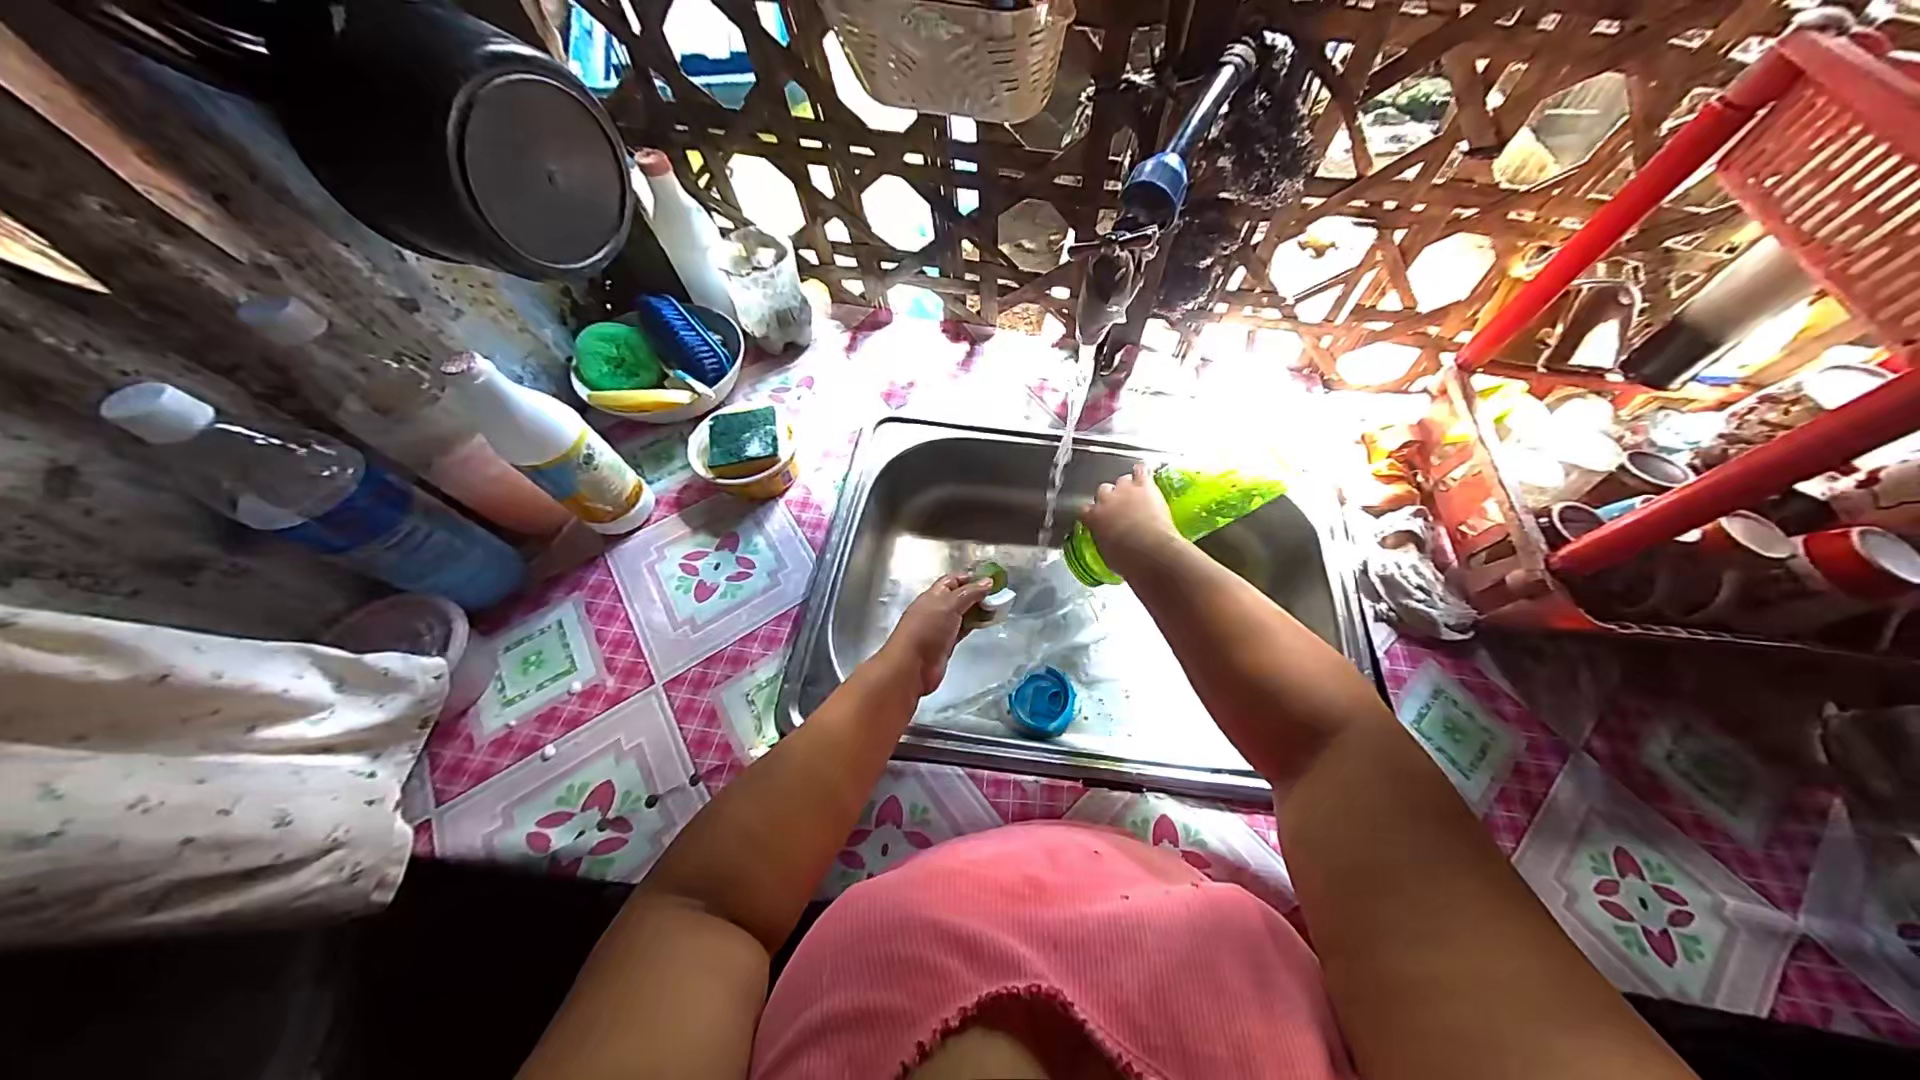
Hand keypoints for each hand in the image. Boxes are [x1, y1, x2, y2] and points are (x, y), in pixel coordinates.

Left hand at [879, 573, 995, 694]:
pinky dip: (975, 624)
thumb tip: (988, 581)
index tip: (991, 579)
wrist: (912, 665)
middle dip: (978, 594)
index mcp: (933, 595)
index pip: (953, 581)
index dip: (971, 578)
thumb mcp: (949, 605)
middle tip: (1000, 594)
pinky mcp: (947, 643)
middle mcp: (937, 609)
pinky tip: (987, 622)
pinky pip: (964, 629)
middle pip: (960, 597)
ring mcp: (941, 627)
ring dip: (978, 610)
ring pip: (963, 613)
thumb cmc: (927, 629)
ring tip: (999, 607)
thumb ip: (969, 593)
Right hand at [1082, 463, 1182, 577]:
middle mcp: (1105, 501)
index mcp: (1093, 519)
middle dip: (1109, 497)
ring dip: (1127, 486)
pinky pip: (1140, 470)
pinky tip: (1145, 473)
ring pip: (1122, 479)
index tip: (1097, 518)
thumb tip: (1110, 545)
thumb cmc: (1128, 560)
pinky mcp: (1143, 486)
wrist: (1149, 551)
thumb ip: (1105, 542)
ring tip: (1135, 493)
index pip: (1085, 510)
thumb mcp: (1107, 555)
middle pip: (1102, 490)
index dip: (1093, 513)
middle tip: (1119, 507)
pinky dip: (1142, 471)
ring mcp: (1124, 491)